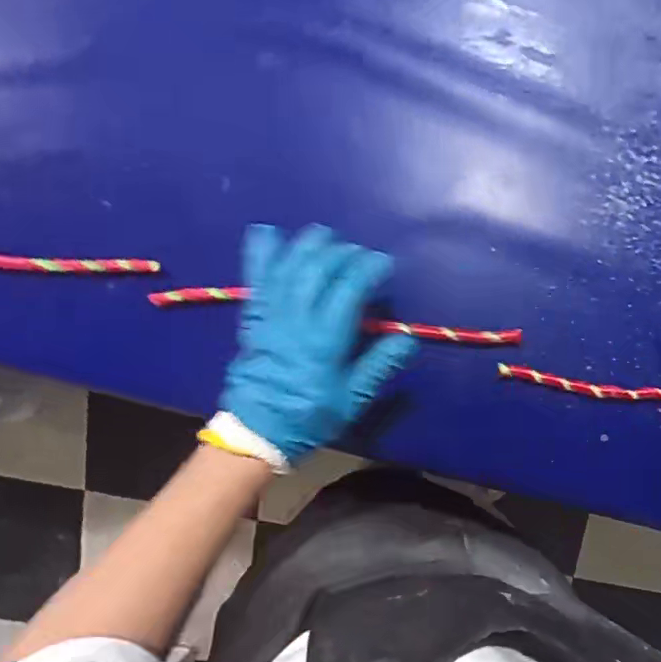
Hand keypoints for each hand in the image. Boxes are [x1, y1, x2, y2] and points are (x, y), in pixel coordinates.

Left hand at [219, 223, 417, 462]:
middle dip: (344, 252)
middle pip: (319, 267)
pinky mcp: (253, 314)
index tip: (384, 264)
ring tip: (328, 240)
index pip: (350, 287)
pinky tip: (272, 233)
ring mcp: (271, 312)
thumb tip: (406, 338)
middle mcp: (296, 317)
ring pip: (289, 263)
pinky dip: (264, 251)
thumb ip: (378, 366)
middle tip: (359, 255)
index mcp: (325, 339)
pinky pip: (257, 273)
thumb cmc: (312, 416)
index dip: (369, 268)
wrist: (261, 428)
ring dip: (310, 244)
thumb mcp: (353, 400)